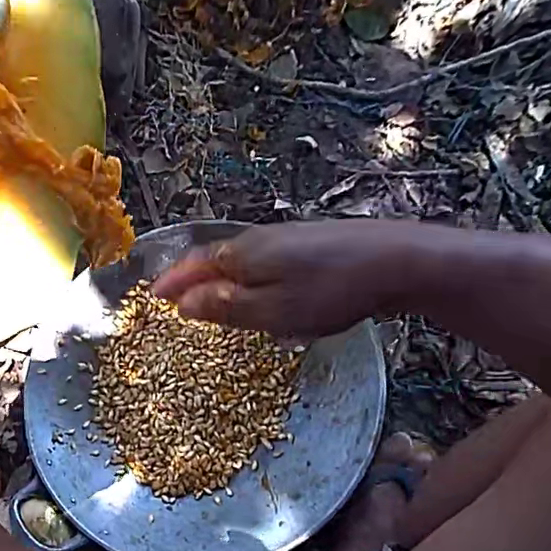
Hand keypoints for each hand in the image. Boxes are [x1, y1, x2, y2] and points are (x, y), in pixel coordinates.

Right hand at [151, 220, 431, 336]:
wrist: (397, 261)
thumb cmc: (330, 291)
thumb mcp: (272, 310)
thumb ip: (226, 307)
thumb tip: (184, 304)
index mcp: (242, 254)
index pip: (194, 266)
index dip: (172, 283)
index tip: (152, 298)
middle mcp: (259, 240)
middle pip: (214, 259)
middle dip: (191, 279)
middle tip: (175, 300)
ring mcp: (287, 240)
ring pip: (240, 261)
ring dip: (219, 279)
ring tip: (208, 299)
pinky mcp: (310, 246)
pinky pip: (265, 263)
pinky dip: (247, 279)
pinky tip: (258, 291)